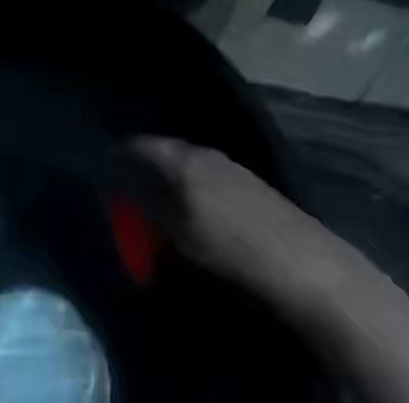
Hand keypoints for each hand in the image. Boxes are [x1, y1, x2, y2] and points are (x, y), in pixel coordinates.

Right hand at [134, 137, 373, 309]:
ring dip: (169, 173)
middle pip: (162, 149)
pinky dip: (191, 181)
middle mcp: (203, 152)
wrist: (306, 264)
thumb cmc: (230, 245)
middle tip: (128, 182)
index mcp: (181, 157)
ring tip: (159, 195)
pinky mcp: (251, 182)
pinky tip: (194, 202)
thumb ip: (143, 204)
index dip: (115, 153)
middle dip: (142, 163)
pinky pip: (207, 172)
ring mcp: (231, 165)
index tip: (102, 165)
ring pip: (186, 160)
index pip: (136, 143)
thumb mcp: (175, 230)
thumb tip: (117, 186)